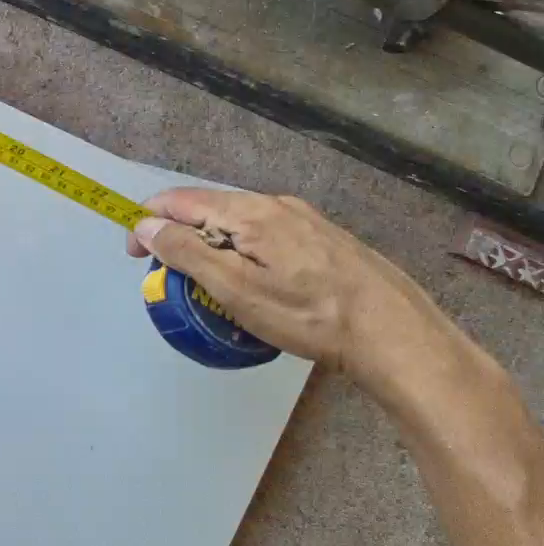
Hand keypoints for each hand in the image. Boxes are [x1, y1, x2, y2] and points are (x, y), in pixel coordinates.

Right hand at [129, 189, 449, 388]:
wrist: (406, 343)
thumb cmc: (312, 318)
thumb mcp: (236, 289)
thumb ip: (185, 251)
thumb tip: (145, 225)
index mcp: (248, 212)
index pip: (174, 201)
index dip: (146, 224)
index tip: (139, 259)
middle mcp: (275, 205)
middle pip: (205, 210)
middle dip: (180, 239)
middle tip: (178, 279)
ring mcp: (307, 221)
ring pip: (238, 225)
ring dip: (214, 248)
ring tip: (217, 286)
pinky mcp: (329, 241)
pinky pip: (268, 237)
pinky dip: (246, 254)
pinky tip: (262, 286)